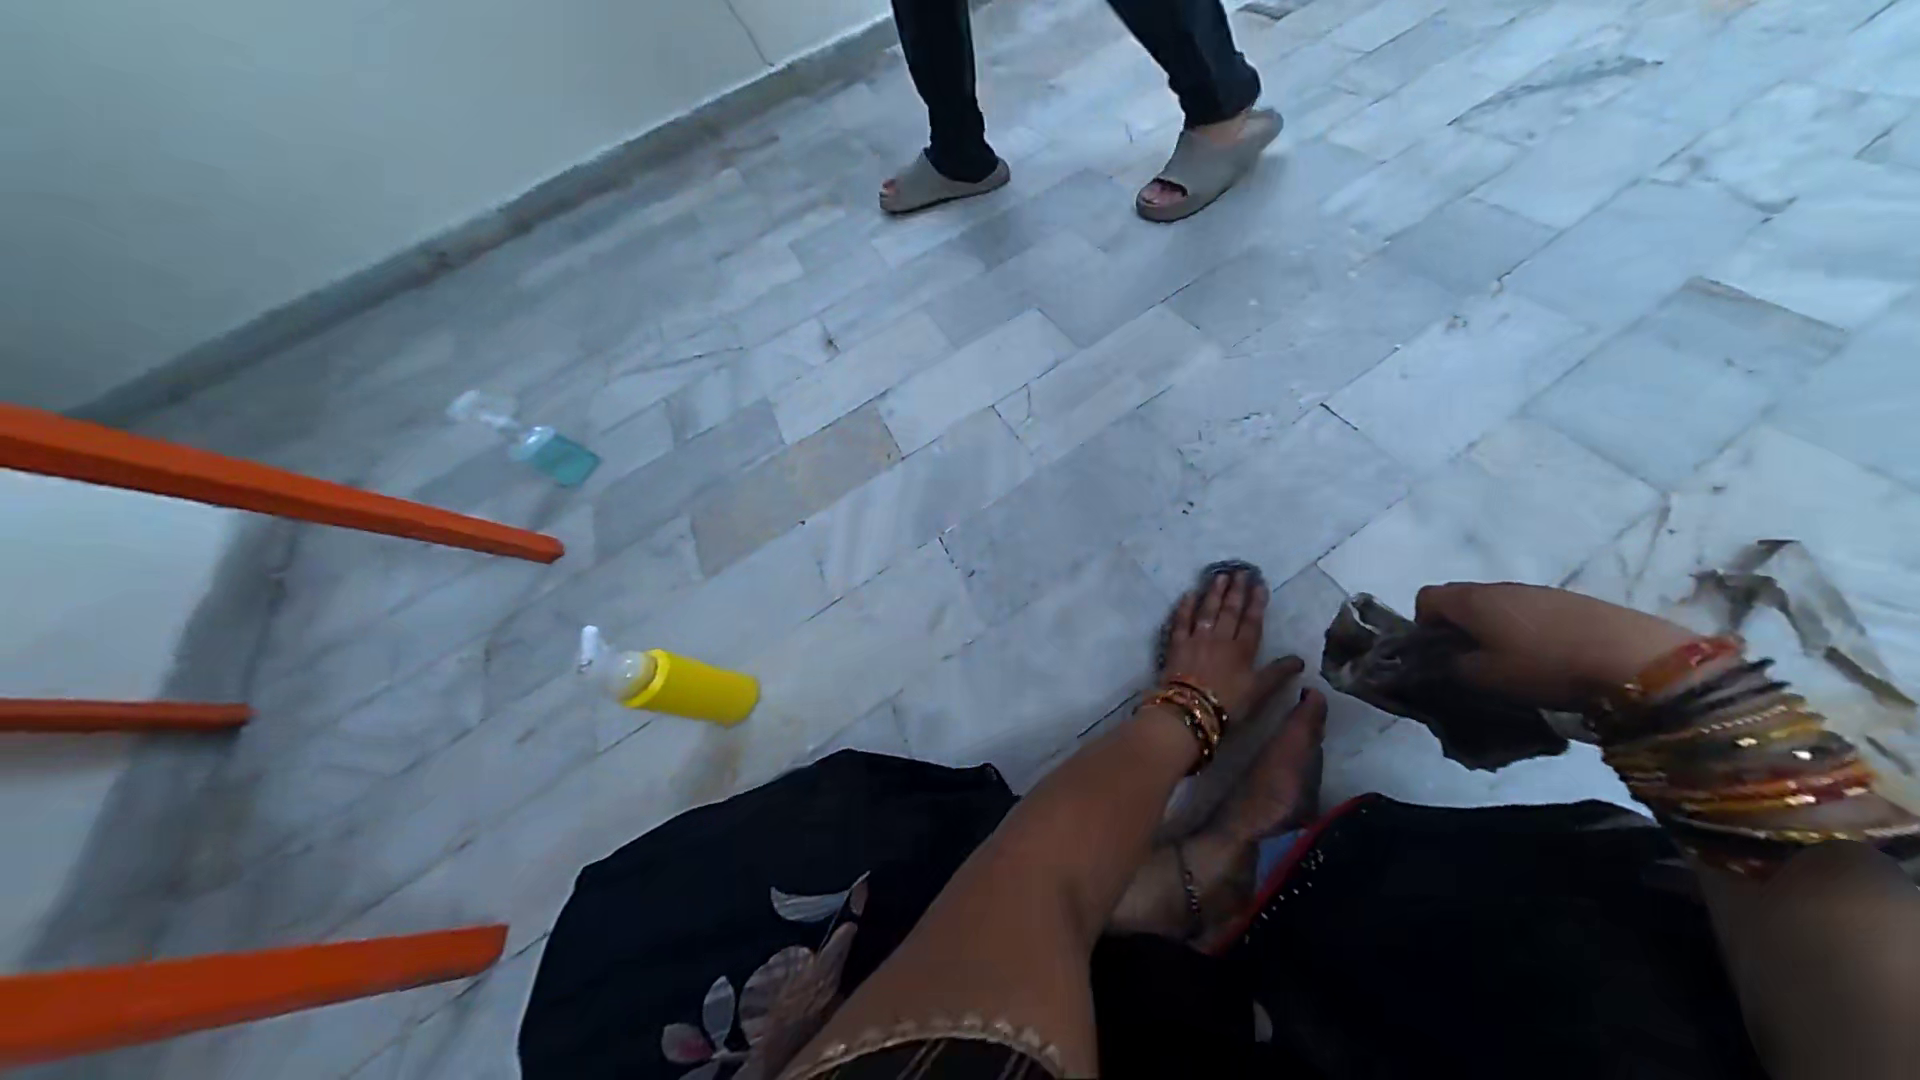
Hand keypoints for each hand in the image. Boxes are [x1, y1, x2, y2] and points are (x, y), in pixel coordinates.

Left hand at [1162, 570, 1302, 722]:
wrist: (1192, 707)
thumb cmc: (1228, 703)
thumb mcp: (1260, 691)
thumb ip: (1278, 673)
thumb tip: (1300, 659)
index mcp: (1243, 649)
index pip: (1252, 621)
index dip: (1256, 602)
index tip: (1259, 584)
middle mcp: (1220, 638)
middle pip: (1230, 610)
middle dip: (1236, 590)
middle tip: (1240, 572)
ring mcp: (1197, 639)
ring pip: (1207, 610)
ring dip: (1214, 592)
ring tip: (1219, 576)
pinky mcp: (1177, 644)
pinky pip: (1181, 620)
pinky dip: (1185, 606)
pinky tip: (1188, 594)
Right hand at [1414, 582, 1699, 709]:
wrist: (1641, 660)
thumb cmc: (1545, 667)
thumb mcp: (1485, 678)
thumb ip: (1452, 667)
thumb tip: (1445, 659)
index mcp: (1470, 600)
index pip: (1425, 597)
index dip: (1423, 623)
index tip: (1439, 651)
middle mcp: (1498, 587)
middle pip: (1461, 598)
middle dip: (1458, 625)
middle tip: (1473, 659)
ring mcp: (1538, 590)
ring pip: (1497, 604)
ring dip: (1494, 627)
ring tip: (1514, 660)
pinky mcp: (1572, 600)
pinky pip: (1531, 610)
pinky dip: (1527, 628)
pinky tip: (1550, 655)